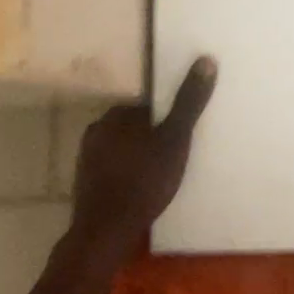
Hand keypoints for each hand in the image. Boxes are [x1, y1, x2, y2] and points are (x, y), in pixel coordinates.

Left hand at [68, 57, 217, 263]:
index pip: (148, 105)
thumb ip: (188, 102)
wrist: (106, 233)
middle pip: (135, 126)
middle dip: (154, 135)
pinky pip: (115, 169)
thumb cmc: (143, 181)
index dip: (168, 116)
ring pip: (124, 148)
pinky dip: (129, 173)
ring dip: (141, 156)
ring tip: (164, 173)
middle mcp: (97, 130)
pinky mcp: (87, 182)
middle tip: (178, 153)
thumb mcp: (174, 140)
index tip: (184, 130)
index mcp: (117, 115)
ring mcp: (88, 158)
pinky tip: (144, 188)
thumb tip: (205, 60)